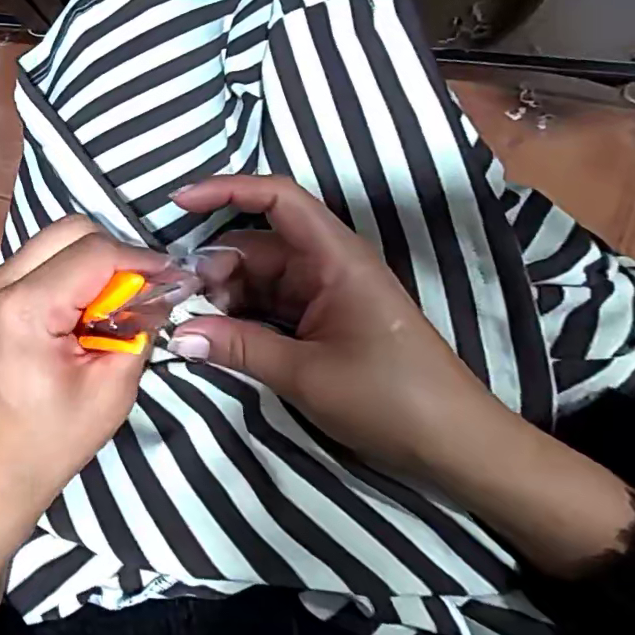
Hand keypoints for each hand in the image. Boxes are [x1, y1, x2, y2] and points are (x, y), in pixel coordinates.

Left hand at [0, 216, 163, 634]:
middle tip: (143, 290)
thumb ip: (140, 326)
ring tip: (115, 303)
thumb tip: (162, 287)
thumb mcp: (113, 389)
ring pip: (57, 239)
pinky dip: (72, 270)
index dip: (142, 259)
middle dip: (117, 253)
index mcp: (25, 308)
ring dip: (94, 260)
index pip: (96, 252)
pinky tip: (85, 309)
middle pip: (73, 230)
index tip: (174, 277)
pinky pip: (42, 257)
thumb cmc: (52, 441)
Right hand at [172, 175, 634, 575]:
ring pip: (262, 276)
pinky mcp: (325, 319)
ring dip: (227, 295)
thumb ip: (240, 347)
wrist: (456, 444)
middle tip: (181, 301)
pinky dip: (245, 316)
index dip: (227, 190)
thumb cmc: (390, 398)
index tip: (180, 203)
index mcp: (335, 256)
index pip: (278, 198)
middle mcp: (329, 264)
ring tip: (197, 326)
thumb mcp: (307, 374)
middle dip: (217, 265)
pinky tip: (220, 336)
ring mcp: (326, 292)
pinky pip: (273, 303)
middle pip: (259, 244)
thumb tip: (179, 335)